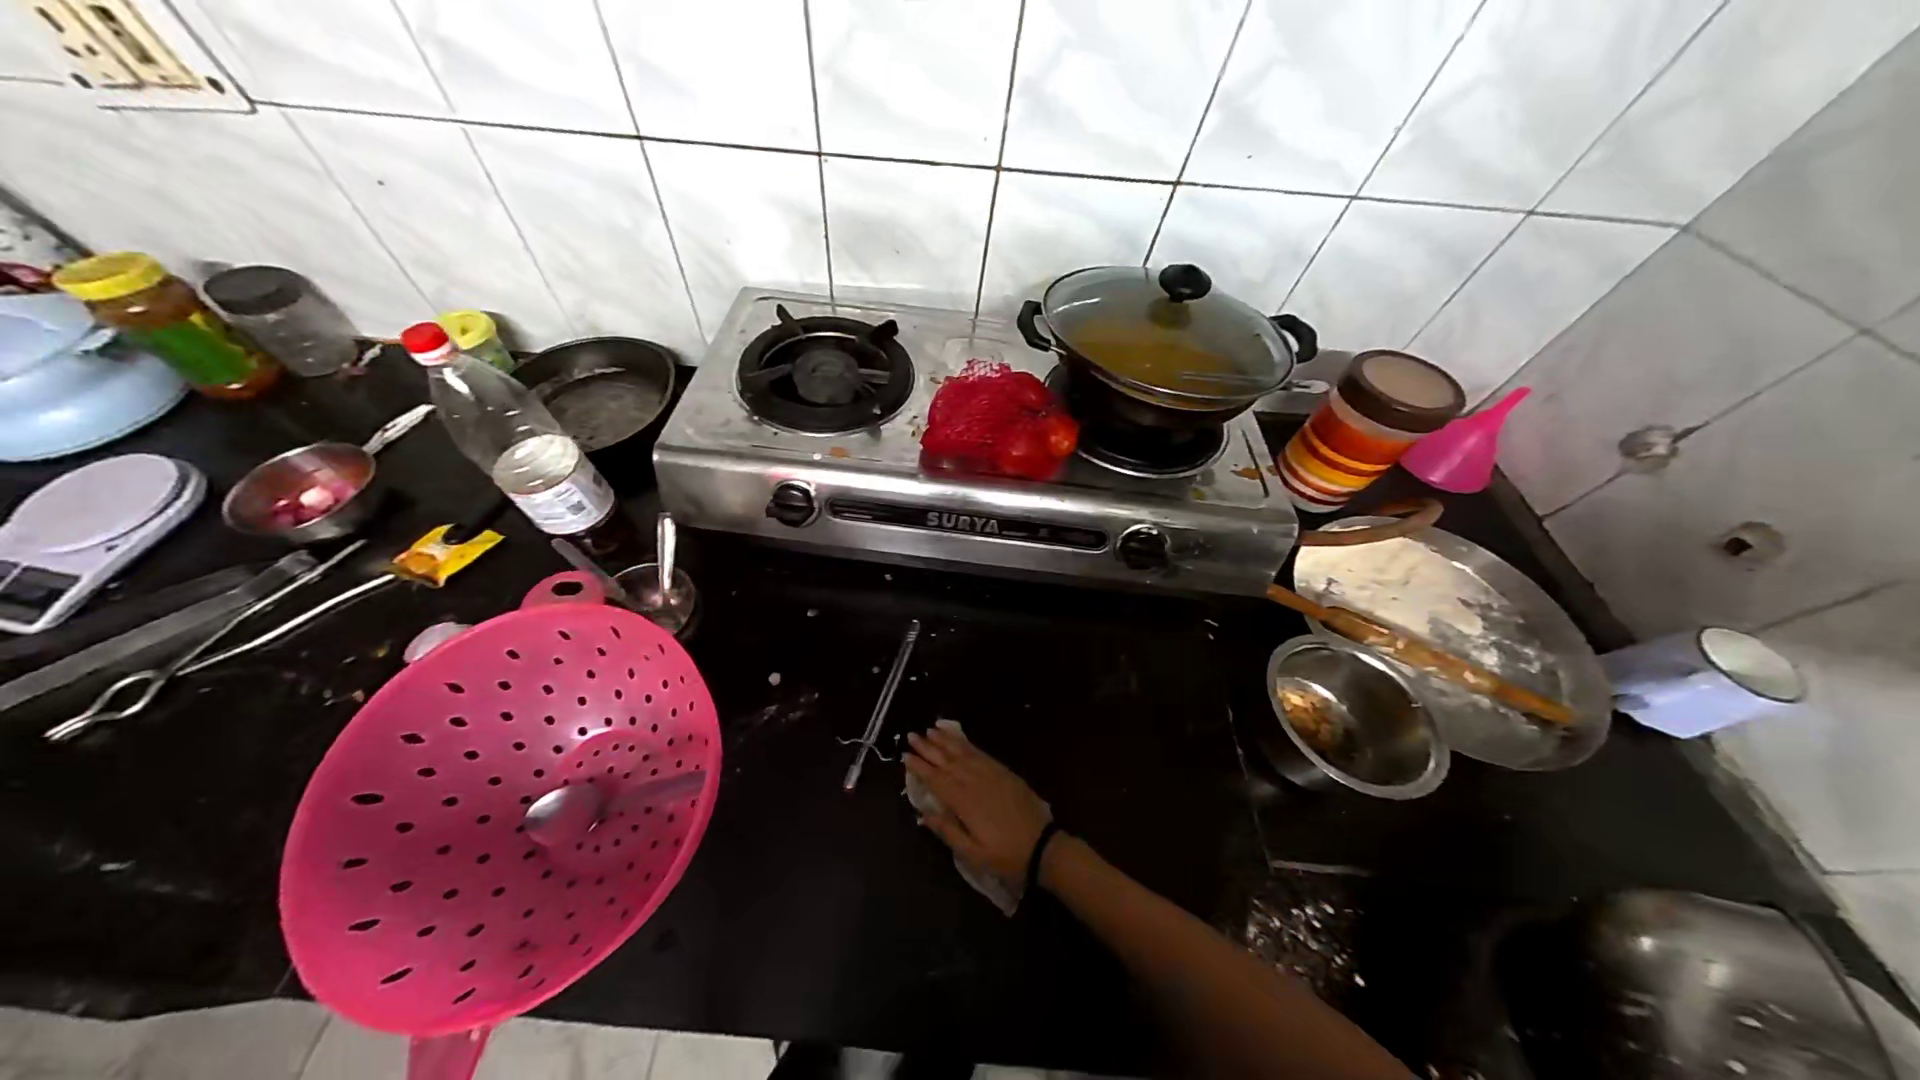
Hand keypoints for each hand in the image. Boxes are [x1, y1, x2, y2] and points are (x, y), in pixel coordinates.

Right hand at [904, 726, 1051, 885]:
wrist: (1043, 846)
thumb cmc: (1005, 855)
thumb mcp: (973, 853)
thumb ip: (947, 831)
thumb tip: (923, 814)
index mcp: (964, 802)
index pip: (936, 780)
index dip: (919, 768)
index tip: (904, 756)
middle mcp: (975, 782)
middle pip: (947, 761)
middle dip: (928, 748)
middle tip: (911, 735)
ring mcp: (991, 774)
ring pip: (962, 753)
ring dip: (945, 741)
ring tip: (930, 730)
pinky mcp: (1003, 772)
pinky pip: (980, 753)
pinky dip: (966, 744)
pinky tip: (958, 739)